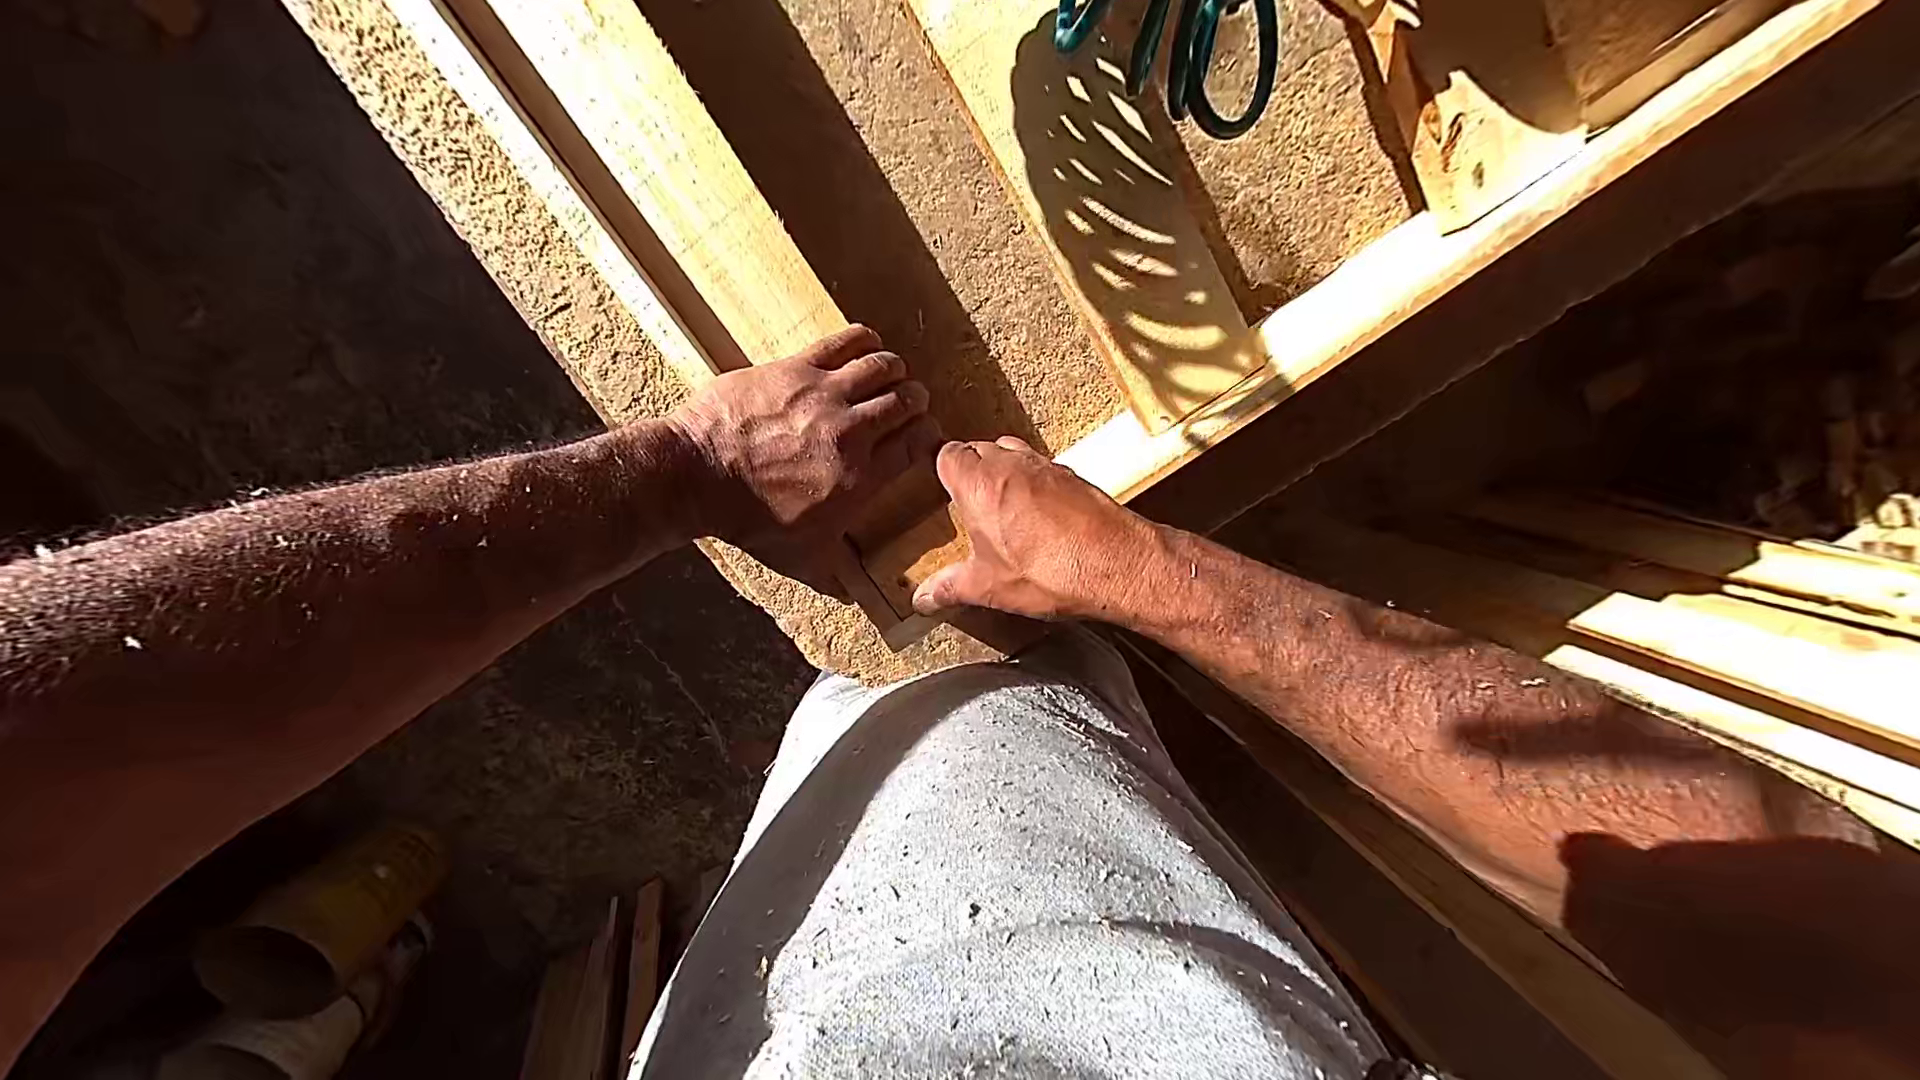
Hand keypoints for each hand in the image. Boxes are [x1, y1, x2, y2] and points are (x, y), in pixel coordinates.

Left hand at [666, 326, 940, 595]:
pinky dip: (865, 341)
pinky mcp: (797, 369)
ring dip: (895, 370)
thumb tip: (852, 599)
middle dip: (916, 400)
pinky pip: (846, 343)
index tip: (928, 434)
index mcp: (860, 478)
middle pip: (906, 402)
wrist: (695, 477)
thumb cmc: (748, 521)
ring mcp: (825, 396)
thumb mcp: (799, 559)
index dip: (930, 435)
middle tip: (912, 402)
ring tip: (894, 374)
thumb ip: (833, 577)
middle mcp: (852, 433)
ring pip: (883, 368)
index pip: (917, 444)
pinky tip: (868, 344)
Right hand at [912, 437, 1166, 619]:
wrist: (1119, 564)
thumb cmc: (1052, 570)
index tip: (943, 490)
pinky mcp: (1074, 476)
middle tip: (970, 504)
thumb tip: (923, 597)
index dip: (944, 471)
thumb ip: (950, 588)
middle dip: (972, 471)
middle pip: (980, 448)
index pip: (948, 454)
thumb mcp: (990, 587)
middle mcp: (1011, 463)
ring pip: (1013, 453)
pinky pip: (1042, 469)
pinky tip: (1039, 517)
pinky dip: (1034, 484)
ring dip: (1004, 473)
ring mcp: (1046, 465)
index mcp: (980, 483)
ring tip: (1002, 509)